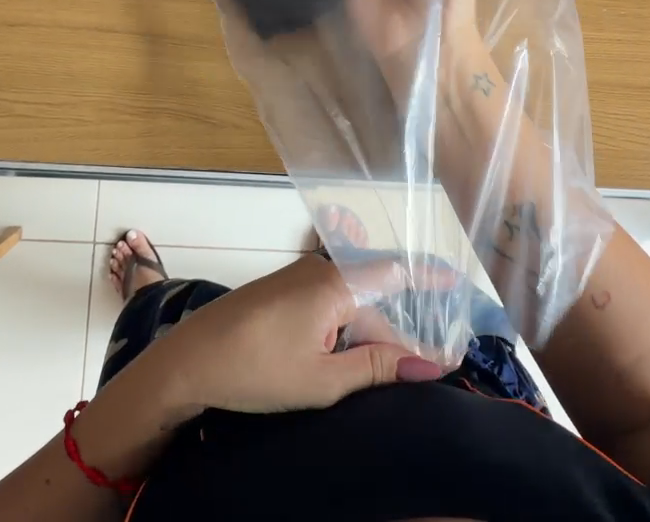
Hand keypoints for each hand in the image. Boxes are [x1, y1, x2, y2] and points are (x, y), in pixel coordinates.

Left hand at [128, 255, 444, 421]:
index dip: (430, 278)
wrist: (189, 360)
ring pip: (354, 295)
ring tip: (406, 354)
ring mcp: (298, 278)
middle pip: (377, 287)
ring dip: (378, 322)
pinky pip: (332, 299)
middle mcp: (319, 270)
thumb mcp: (324, 379)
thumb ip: (378, 366)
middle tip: (437, 346)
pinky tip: (361, 348)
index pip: (396, 271)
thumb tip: (432, 364)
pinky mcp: (283, 291)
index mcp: (335, 284)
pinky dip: (353, 321)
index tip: (459, 283)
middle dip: (407, 314)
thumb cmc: (257, 370)